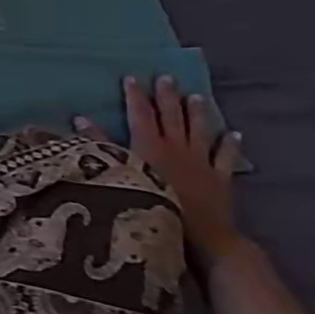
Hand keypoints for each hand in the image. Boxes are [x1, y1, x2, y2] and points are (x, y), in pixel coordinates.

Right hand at [74, 75, 246, 262]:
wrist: (198, 236)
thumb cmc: (150, 204)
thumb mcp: (119, 172)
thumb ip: (100, 144)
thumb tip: (80, 118)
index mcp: (150, 144)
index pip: (140, 113)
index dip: (135, 95)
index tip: (132, 77)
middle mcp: (176, 147)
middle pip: (172, 116)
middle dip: (167, 96)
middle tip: (167, 78)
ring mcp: (201, 161)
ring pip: (199, 130)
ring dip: (198, 113)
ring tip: (197, 96)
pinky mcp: (219, 178)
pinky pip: (226, 157)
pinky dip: (230, 145)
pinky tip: (234, 134)